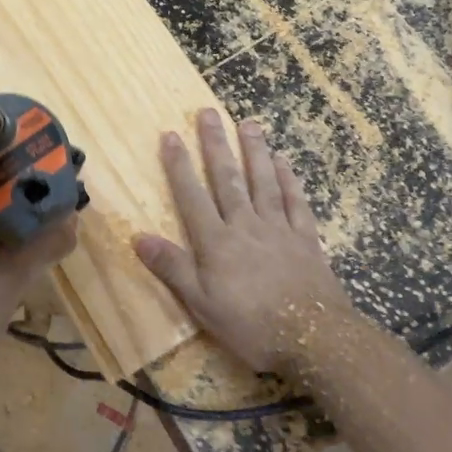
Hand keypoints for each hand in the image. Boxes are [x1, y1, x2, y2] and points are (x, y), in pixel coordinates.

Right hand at [133, 109, 350, 372]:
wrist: (314, 338)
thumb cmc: (250, 325)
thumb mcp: (201, 304)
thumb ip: (172, 268)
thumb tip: (138, 237)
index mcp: (216, 242)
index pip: (192, 196)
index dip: (179, 165)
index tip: (171, 134)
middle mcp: (246, 225)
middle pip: (228, 178)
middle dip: (215, 144)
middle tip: (208, 113)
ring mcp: (279, 229)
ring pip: (263, 181)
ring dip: (254, 151)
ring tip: (248, 123)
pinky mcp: (306, 239)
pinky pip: (295, 202)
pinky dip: (288, 179)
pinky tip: (284, 161)